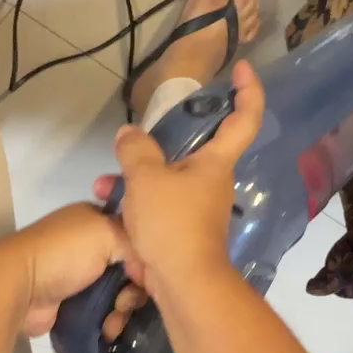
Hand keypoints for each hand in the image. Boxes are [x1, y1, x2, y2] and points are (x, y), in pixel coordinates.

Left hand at [0, 204, 135, 336]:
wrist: (19, 288)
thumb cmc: (64, 253)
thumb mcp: (106, 232)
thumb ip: (136, 244)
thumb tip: (147, 270)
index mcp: (96, 220)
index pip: (135, 234)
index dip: (146, 253)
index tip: (146, 271)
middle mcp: (91, 246)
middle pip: (132, 268)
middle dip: (134, 288)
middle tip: (123, 299)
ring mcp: (83, 277)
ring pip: (122, 294)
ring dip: (122, 310)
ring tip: (112, 319)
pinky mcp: (77, 303)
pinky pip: (107, 312)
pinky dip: (110, 322)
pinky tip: (106, 329)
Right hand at [94, 62, 262, 332]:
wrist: (184, 284)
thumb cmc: (173, 224)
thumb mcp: (146, 179)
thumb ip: (135, 150)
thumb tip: (128, 134)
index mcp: (217, 162)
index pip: (244, 118)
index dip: (247, 89)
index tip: (241, 68)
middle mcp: (213, 181)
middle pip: (191, 150)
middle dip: (158, 144)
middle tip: (132, 143)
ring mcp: (198, 208)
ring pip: (166, 179)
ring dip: (136, 178)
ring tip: (106, 185)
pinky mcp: (182, 230)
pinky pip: (157, 204)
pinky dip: (135, 202)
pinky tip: (109, 206)